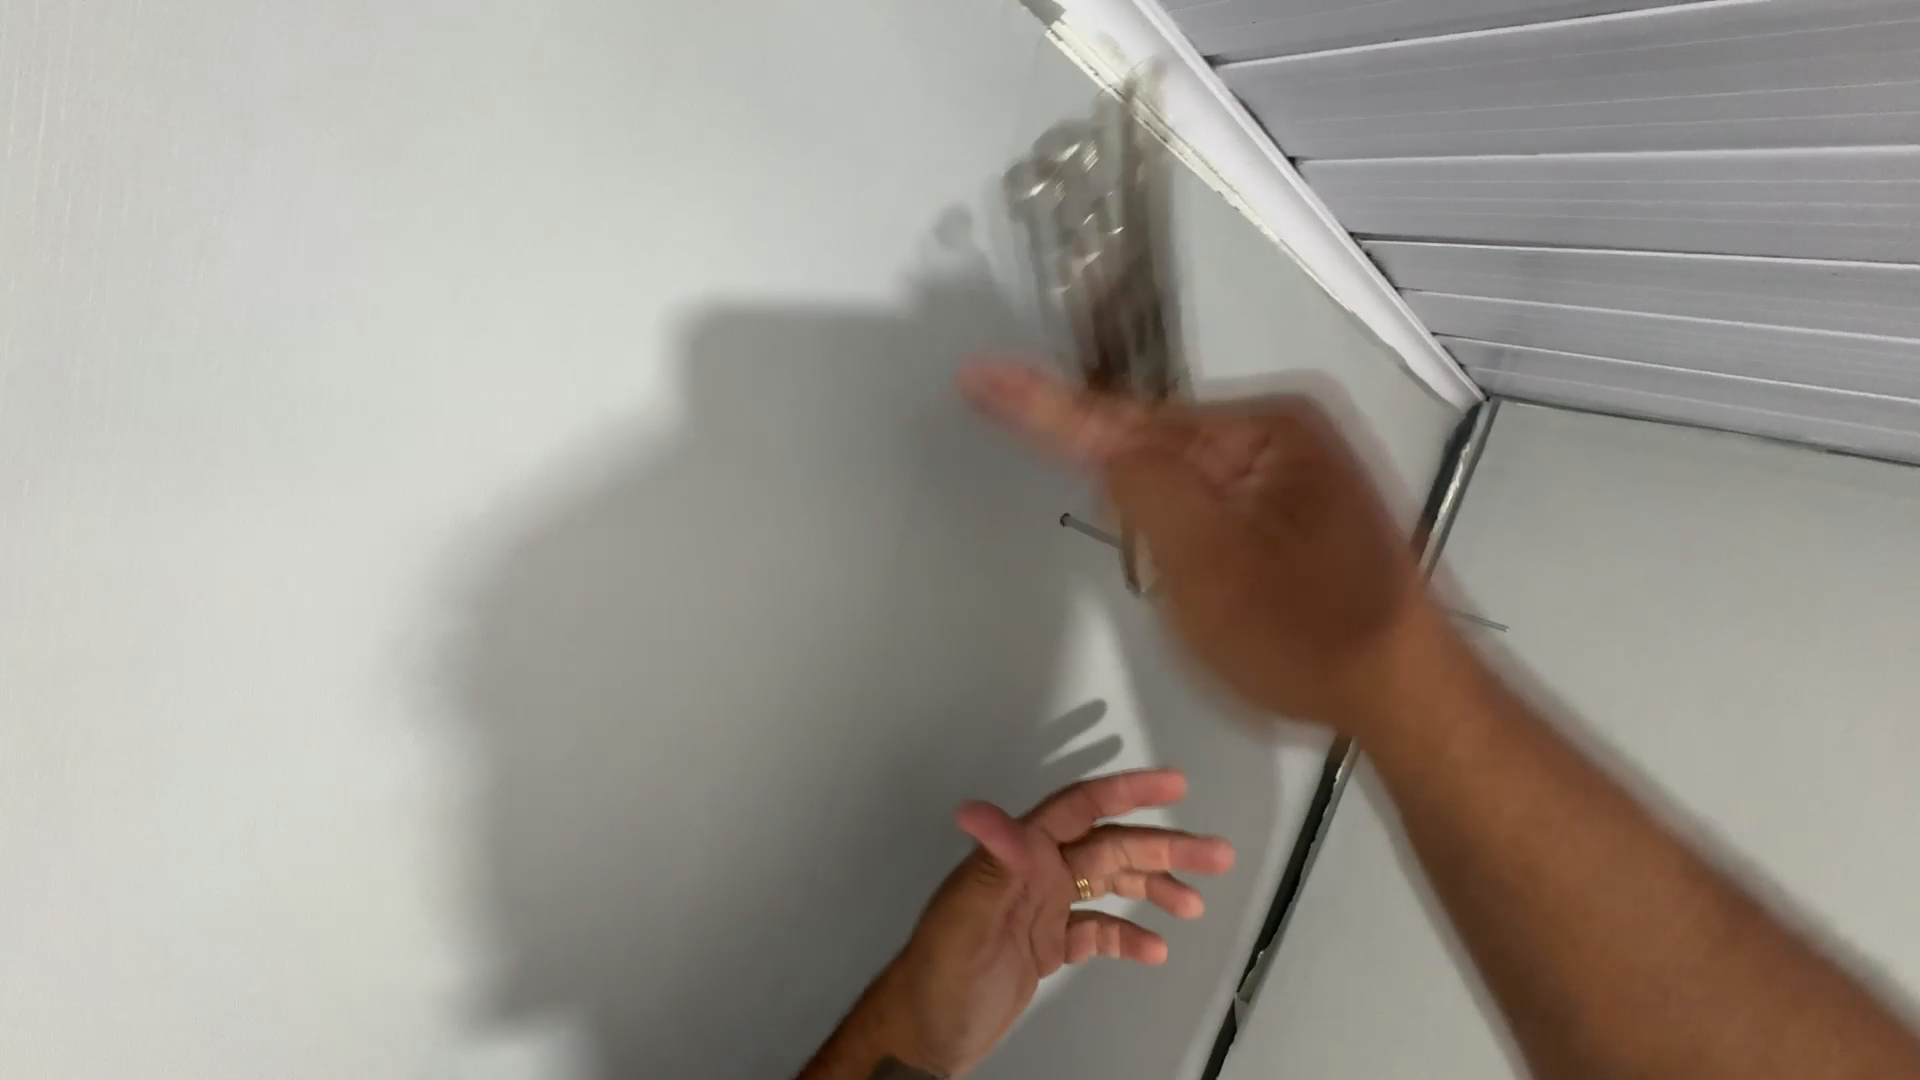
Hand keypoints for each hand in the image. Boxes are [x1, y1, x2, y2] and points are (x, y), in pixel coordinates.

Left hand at [805, 769, 1233, 1077]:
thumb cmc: (938, 975)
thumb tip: (990, 814)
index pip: (1082, 809)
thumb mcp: (965, 921)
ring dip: (1153, 887)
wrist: (924, 1033)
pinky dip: (1127, 934)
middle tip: (1214, 853)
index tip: (1172, 784)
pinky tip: (1152, 947)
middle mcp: (1035, 872)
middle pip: (1109, 846)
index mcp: (1020, 856)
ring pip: (1110, 883)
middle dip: (1162, 846)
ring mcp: (1043, 907)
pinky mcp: (1046, 943)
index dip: (1127, 792)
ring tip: (1194, 901)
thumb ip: (989, 868)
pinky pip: (1097, 929)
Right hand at [960, 361, 1442, 735]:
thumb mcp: (1207, 562)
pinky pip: (1207, 509)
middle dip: (1135, 506)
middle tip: (1169, 571)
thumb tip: (1099, 439)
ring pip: (1178, 488)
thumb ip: (1142, 486)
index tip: (983, 377)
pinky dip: (1190, 544)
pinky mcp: (1290, 510)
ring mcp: (1291, 471)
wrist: (1400, 697)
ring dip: (1164, 533)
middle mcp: (1282, 433)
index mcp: (1267, 427)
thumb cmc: (1307, 637)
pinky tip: (1223, 588)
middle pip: (1156, 450)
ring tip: (1212, 593)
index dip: (1047, 408)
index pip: (1127, 417)